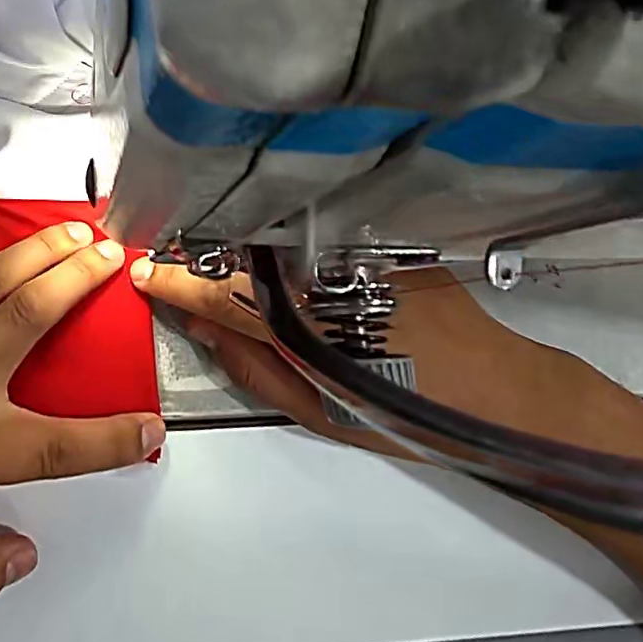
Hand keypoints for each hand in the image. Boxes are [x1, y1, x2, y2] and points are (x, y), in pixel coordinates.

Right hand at [128, 257, 642, 458]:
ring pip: (269, 234)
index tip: (144, 271)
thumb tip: (202, 326)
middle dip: (197, 255)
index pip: (212, 290)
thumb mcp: (315, 410)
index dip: (172, 280)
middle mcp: (319, 271)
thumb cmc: (406, 413)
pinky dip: (278, 235)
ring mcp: (347, 245)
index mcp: (296, 320)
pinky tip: (272, 244)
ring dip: (234, 241)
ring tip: (215, 252)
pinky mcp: (373, 233)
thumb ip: (250, 365)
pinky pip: (308, 228)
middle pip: (236, 252)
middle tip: (173, 262)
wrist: (497, 389)